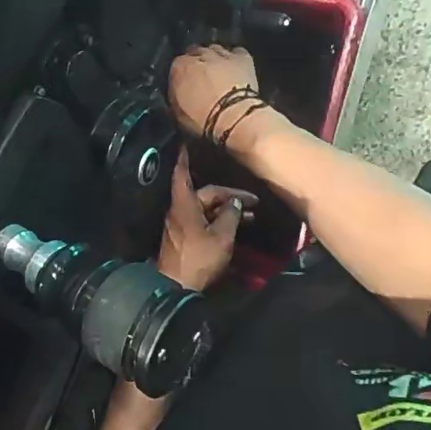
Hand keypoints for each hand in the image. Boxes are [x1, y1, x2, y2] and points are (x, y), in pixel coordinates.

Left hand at [156, 150, 258, 290]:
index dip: (185, 157)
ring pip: (205, 209)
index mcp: (184, 204)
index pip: (183, 173)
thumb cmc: (200, 259)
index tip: (185, 142)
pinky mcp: (183, 238)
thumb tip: (234, 202)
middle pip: (204, 194)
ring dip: (226, 210)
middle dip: (229, 196)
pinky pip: (202, 221)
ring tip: (250, 216)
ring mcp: (179, 225)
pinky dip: (218, 220)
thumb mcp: (222, 237)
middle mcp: (179, 210)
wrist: (177, 288)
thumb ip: (230, 215)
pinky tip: (234, 227)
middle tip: (253, 203)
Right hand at [168, 45, 260, 139]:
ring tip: (220, 71)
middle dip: (198, 62)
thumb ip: (176, 97)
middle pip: (196, 53)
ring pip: (216, 49)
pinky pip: (237, 51)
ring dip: (216, 58)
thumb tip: (178, 93)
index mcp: (180, 67)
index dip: (182, 75)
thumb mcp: (178, 113)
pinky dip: (235, 58)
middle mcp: (200, 55)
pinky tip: (236, 66)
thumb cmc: (202, 120)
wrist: (232, 117)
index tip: (186, 84)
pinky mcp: (242, 58)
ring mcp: (222, 54)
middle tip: (202, 77)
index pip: (177, 65)